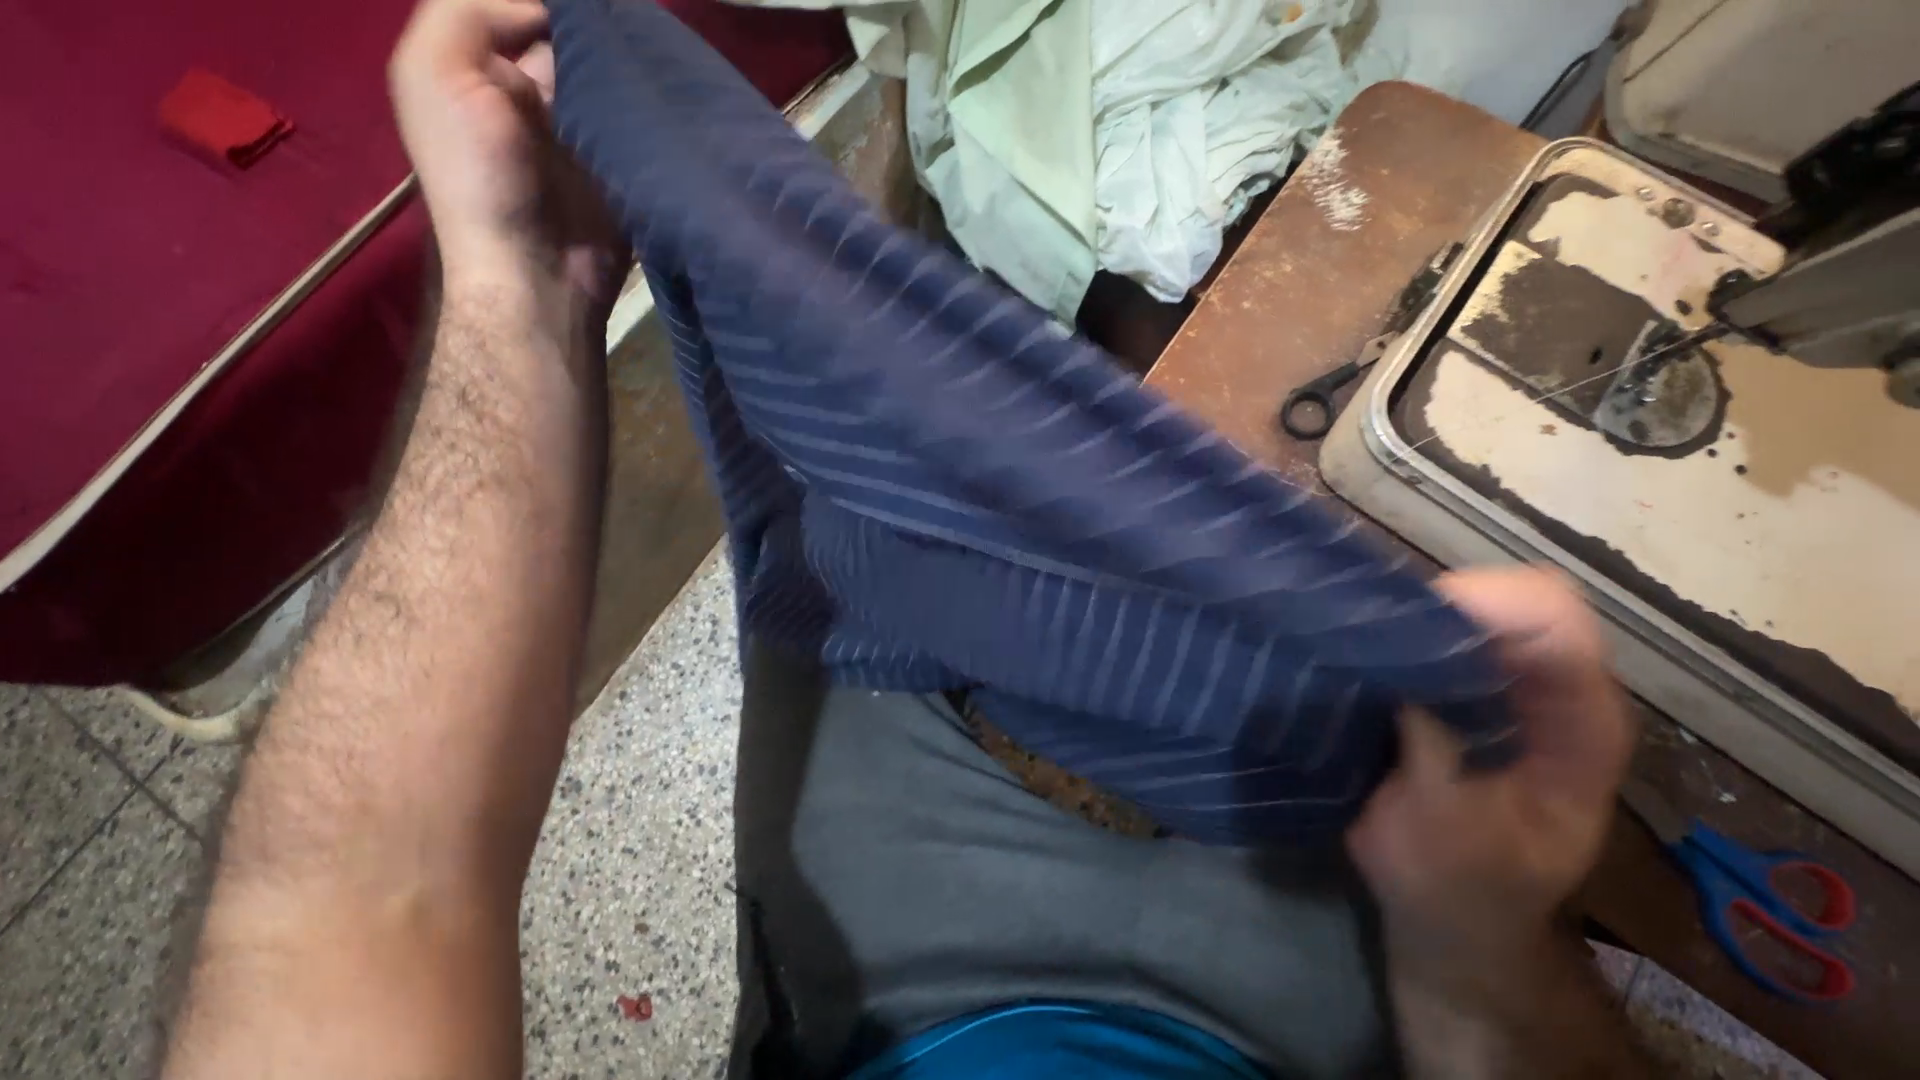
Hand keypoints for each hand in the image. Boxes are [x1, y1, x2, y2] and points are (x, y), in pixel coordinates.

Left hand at [389, 0, 624, 307]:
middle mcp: (534, 96)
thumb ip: (468, 14)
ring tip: (652, 51)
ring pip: (613, 75)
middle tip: (628, 22)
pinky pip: (643, 119)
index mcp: (482, 70)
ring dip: (631, 64)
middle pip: (573, 39)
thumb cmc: (477, 174)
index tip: (591, 8)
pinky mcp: (625, 164)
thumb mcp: (434, 72)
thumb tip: (547, 11)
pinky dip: (654, 104)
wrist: (537, 271)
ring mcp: (584, 132)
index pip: (524, 10)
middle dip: (598, 30)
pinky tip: (668, 88)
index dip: (556, 8)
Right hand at [1347, 567, 1635, 987]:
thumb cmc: (1462, 888)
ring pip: (1461, 610)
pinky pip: (1423, 636)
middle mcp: (1548, 689)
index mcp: (1579, 724)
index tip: (1409, 621)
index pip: (1557, 624)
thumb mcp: (1452, 838)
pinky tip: (1350, 655)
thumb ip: (1440, 763)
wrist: (1448, 914)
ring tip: (1348, 639)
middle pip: (1506, 600)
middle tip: (1363, 631)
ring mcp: (1498, 685)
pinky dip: (1388, 635)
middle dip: (1435, 606)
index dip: (1489, 605)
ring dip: (1406, 616)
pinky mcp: (1452, 688)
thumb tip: (1406, 687)